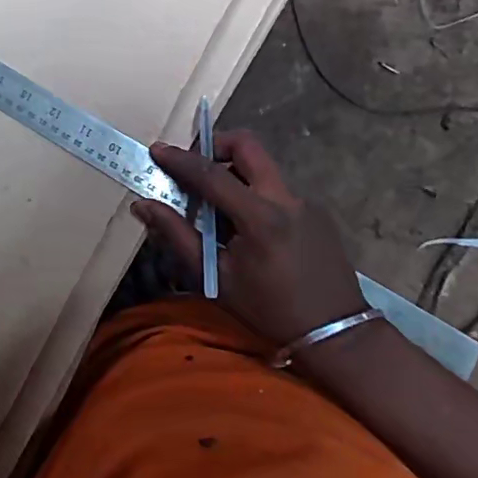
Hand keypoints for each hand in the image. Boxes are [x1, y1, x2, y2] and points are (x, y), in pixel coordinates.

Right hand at [137, 130, 368, 347]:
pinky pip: (276, 188)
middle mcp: (285, 198)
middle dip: (215, 145)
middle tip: (194, 166)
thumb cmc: (268, 310)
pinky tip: (246, 227)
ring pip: (262, 166)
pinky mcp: (315, 210)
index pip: (212, 174)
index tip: (158, 150)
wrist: (334, 332)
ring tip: (216, 206)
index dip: (181, 159)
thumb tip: (143, 206)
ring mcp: (304, 201)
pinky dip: (253, 193)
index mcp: (260, 216)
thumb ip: (178, 236)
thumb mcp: (216, 278)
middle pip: (247, 145)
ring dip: (234, 171)